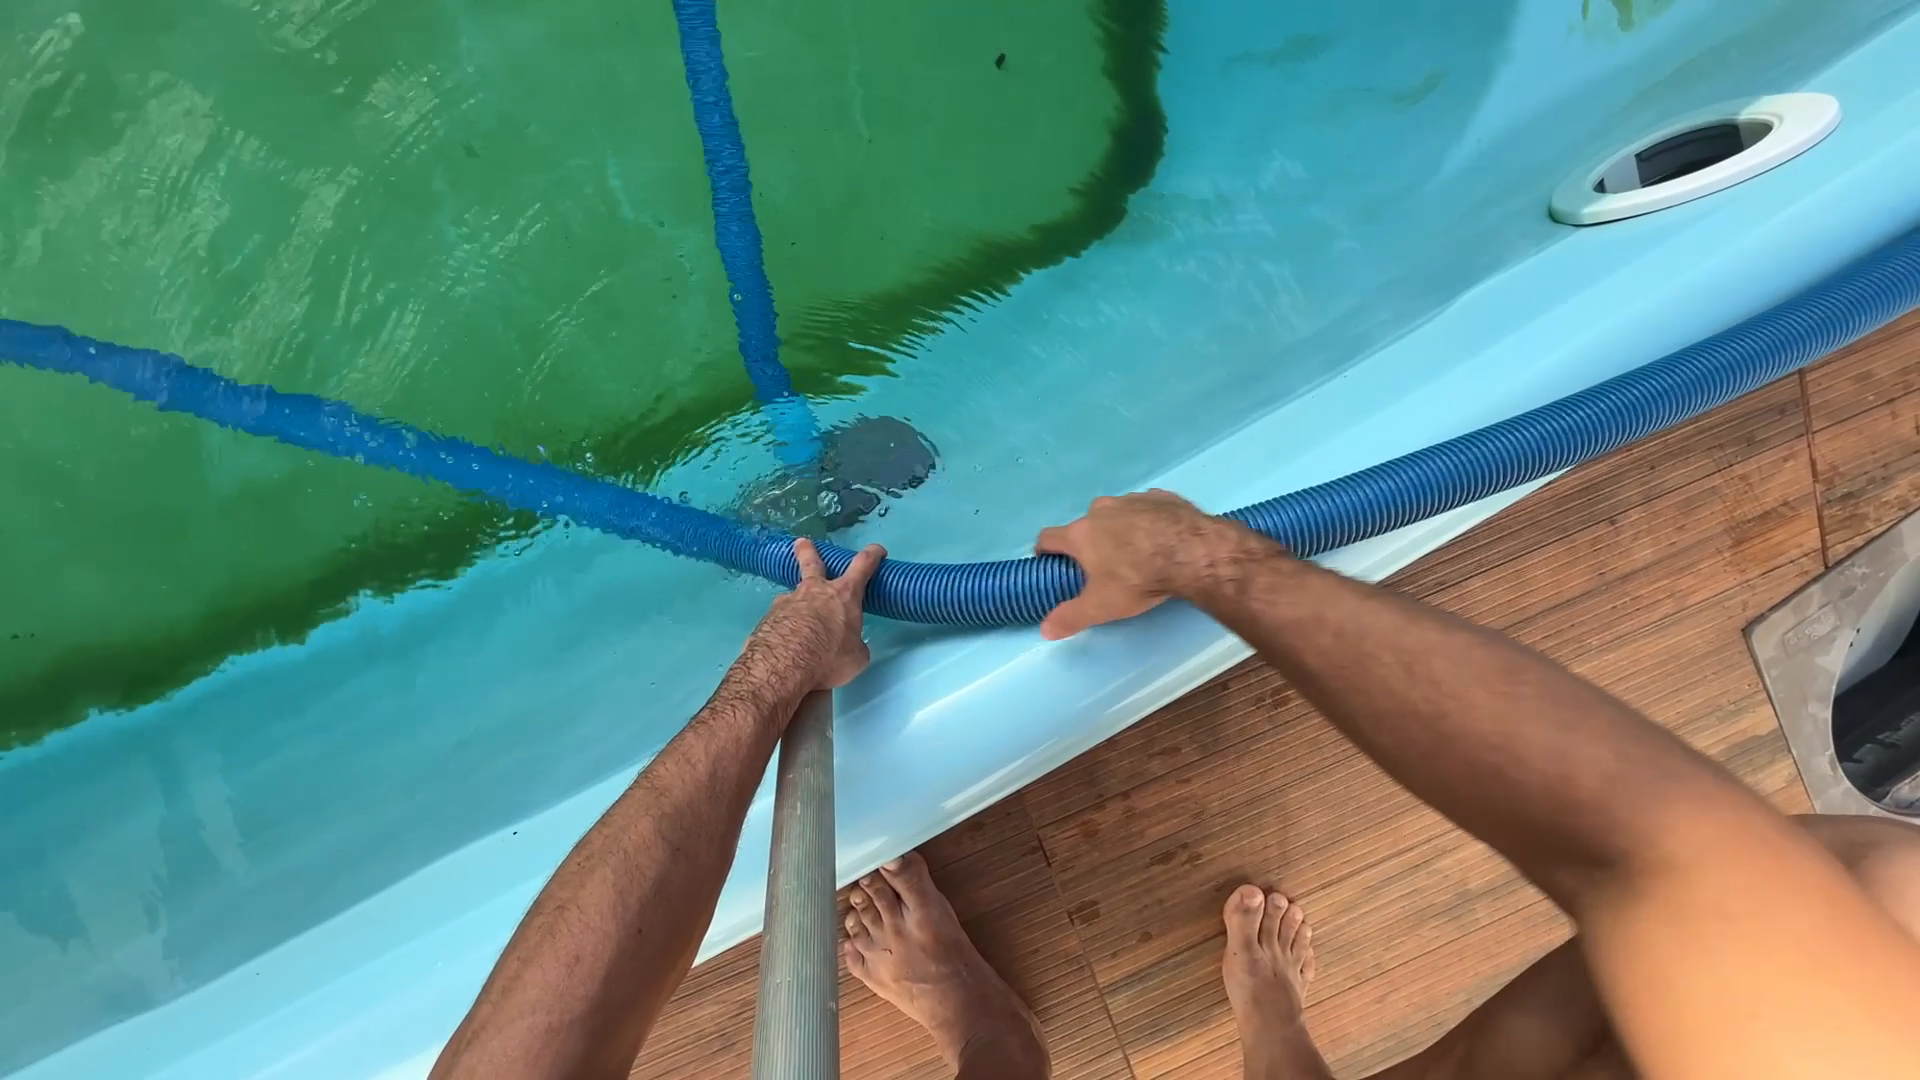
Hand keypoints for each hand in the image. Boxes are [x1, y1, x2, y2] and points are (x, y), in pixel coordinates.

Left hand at [749, 538, 885, 689]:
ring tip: (795, 618)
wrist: (783, 666)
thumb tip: (849, 647)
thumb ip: (853, 646)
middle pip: (812, 562)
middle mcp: (815, 591)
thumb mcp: (855, 657)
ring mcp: (788, 602)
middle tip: (802, 543)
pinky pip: (779, 618)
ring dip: (796, 601)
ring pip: (793, 595)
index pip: (863, 566)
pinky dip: (783, 624)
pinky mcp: (767, 618)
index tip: (877, 550)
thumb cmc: (829, 657)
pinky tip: (782, 639)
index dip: (872, 556)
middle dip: (808, 551)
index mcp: (844, 595)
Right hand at [1034, 490, 1246, 639]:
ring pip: (1117, 514)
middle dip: (1090, 542)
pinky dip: (1148, 521)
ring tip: (1138, 552)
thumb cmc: (1138, 579)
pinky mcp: (1161, 496)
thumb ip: (1071, 616)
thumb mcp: (1102, 606)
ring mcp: (1132, 499)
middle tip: (1105, 566)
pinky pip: (1146, 508)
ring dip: (1120, 529)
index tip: (1053, 563)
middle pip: (1085, 525)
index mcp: (1081, 533)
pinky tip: (1162, 538)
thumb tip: (1044, 629)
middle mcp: (1101, 509)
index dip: (1047, 550)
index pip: (1048, 537)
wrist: (1193, 553)